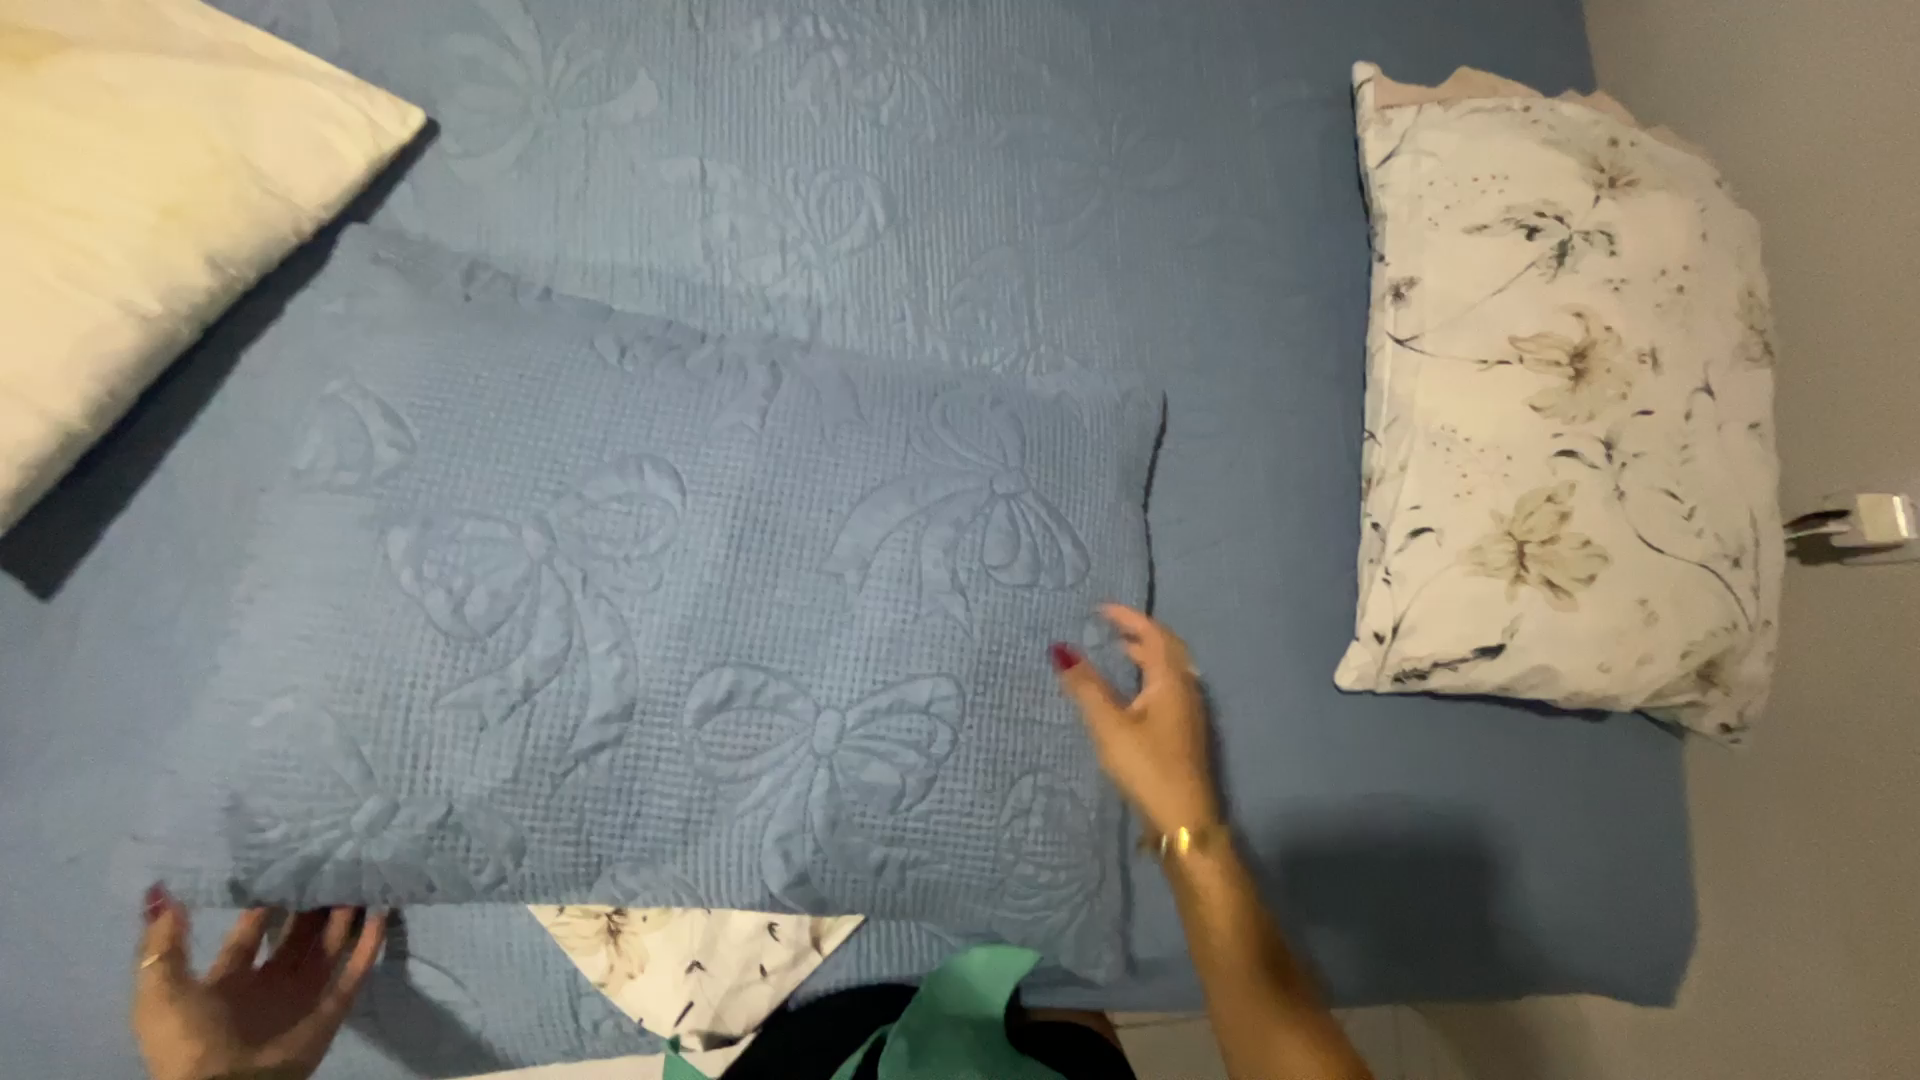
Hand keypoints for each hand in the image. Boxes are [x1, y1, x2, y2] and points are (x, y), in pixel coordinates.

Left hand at [133, 885, 386, 1079]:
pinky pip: (357, 966)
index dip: (265, 902)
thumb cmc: (190, 1038)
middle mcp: (268, 983)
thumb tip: (159, 890)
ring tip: (361, 878)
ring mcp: (304, 994)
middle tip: (331, 865)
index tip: (286, 865)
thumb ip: (164, 943)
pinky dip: (371, 940)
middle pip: (297, 934)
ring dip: (345, 915)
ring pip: (330, 944)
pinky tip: (383, 910)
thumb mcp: (160, 990)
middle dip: (312, 903)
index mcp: (227, 982)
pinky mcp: (334, 1004)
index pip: (251, 932)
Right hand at [1052, 604, 1220, 834]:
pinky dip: (1149, 674)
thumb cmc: (1146, 766)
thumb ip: (1085, 686)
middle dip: (1139, 632)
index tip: (1099, 609)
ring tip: (1118, 651)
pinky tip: (1133, 692)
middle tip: (1110, 626)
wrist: (1184, 819)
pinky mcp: (1186, 730)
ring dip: (1145, 654)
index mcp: (1171, 680)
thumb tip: (1060, 649)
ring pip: (1170, 668)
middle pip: (1167, 647)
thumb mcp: (1109, 725)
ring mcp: (1190, 710)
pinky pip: (1169, 685)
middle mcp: (1187, 688)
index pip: (1152, 634)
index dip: (1127, 617)